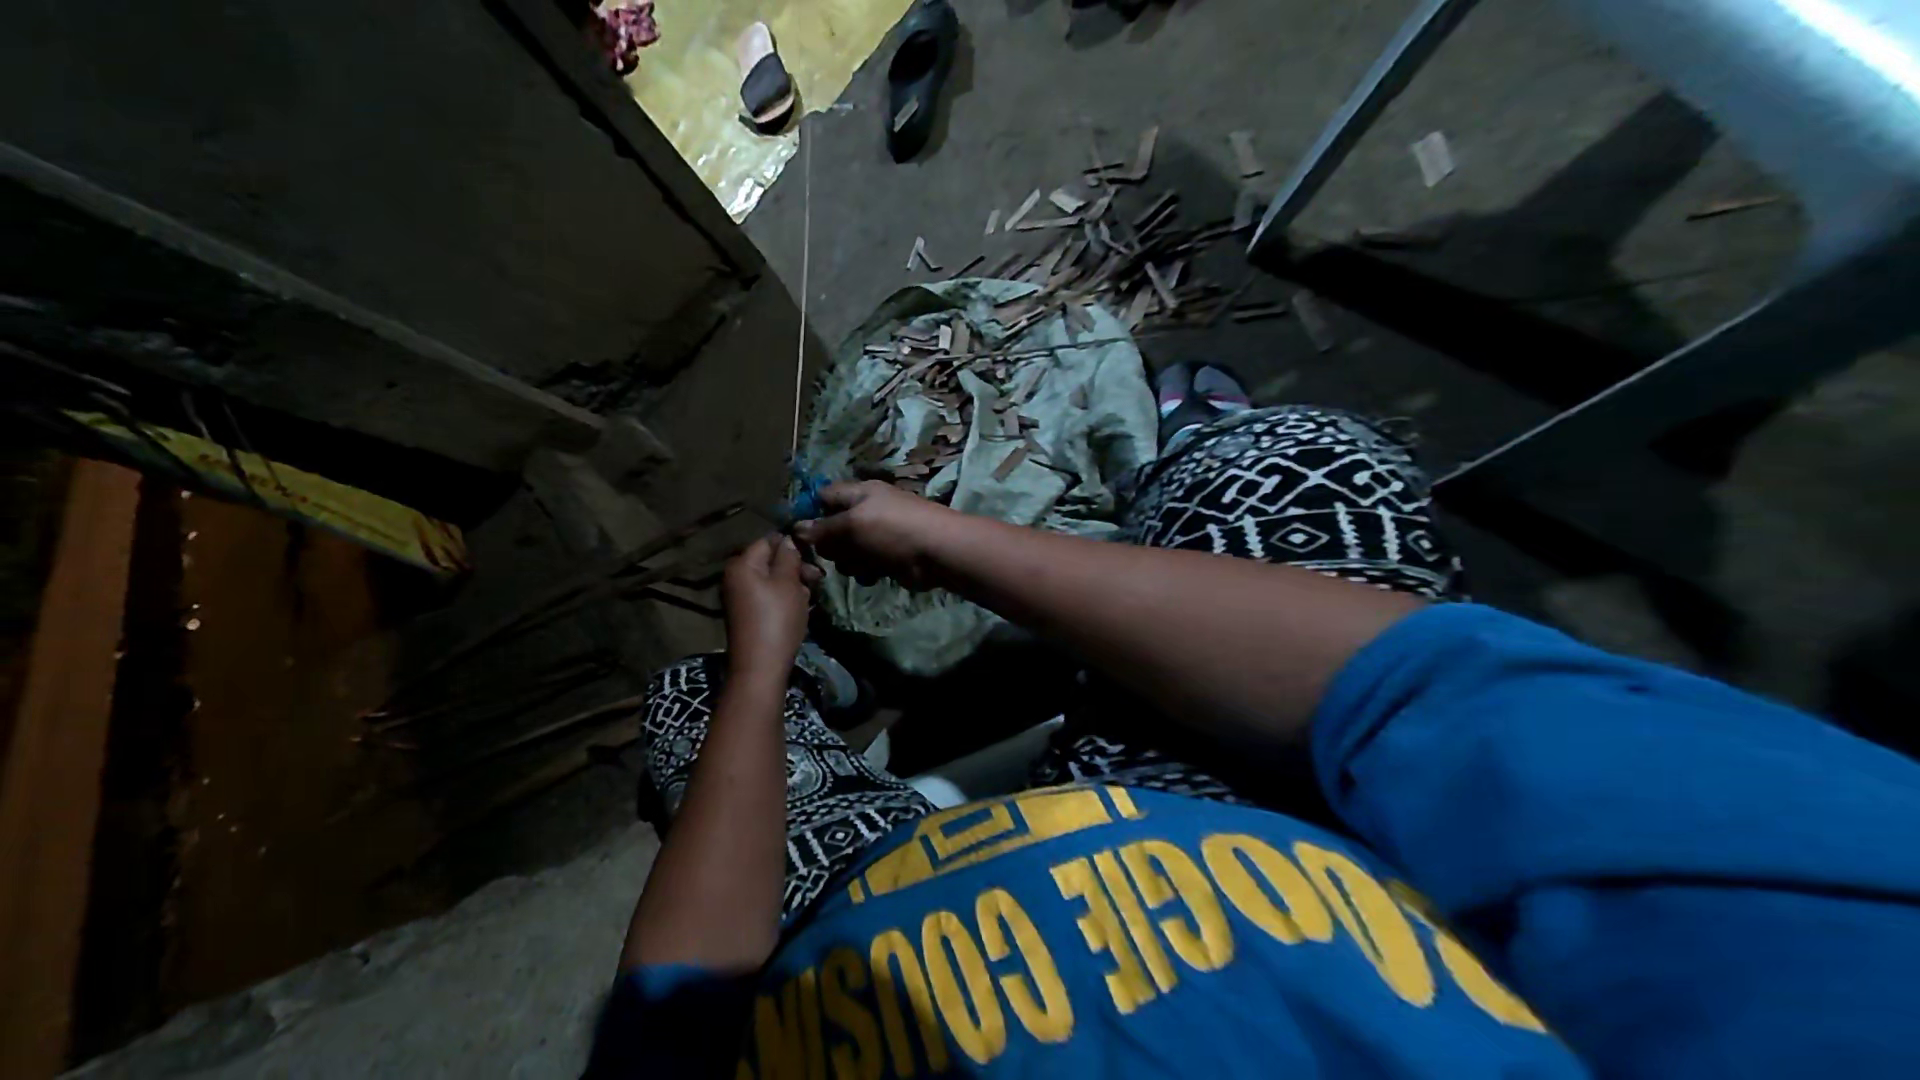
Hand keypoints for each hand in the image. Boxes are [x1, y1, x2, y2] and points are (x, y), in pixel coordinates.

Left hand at [722, 534, 820, 676]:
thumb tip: (788, 540)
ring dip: (793, 583)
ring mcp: (740, 596)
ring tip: (811, 596)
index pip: (768, 540)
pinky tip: (800, 607)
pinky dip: (785, 598)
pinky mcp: (748, 613)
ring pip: (772, 579)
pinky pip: (768, 596)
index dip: (792, 544)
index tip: (814, 555)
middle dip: (795, 566)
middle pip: (770, 560)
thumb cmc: (777, 618)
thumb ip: (789, 557)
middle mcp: (736, 577)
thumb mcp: (788, 583)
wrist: (761, 665)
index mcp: (742, 564)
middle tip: (818, 579)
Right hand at [792, 481, 958, 589]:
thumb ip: (823, 528)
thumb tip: (796, 529)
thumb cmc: (893, 530)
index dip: (810, 513)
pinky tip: (874, 575)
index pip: (824, 496)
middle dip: (831, 544)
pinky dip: (867, 571)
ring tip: (861, 565)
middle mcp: (867, 511)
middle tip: (837, 552)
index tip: (798, 535)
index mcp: (859, 493)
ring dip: (849, 561)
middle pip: (833, 528)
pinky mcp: (888, 557)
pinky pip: (865, 564)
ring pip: (847, 550)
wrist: (938, 552)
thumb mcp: (853, 524)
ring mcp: (878, 535)